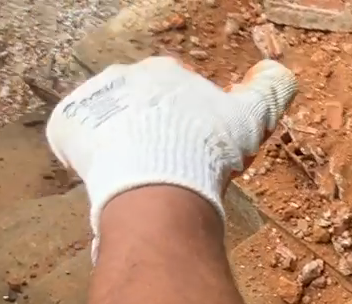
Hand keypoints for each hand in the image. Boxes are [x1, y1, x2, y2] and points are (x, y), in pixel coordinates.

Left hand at [47, 57, 296, 244]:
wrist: (159, 181)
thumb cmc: (207, 149)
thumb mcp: (250, 121)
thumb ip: (267, 95)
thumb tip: (284, 73)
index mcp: (167, 72)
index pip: (182, 92)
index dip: (196, 122)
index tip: (205, 148)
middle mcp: (124, 75)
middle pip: (144, 106)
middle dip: (159, 132)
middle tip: (178, 167)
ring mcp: (92, 100)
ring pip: (111, 123)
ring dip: (126, 146)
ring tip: (147, 179)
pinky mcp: (67, 128)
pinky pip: (79, 142)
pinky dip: (95, 160)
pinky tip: (117, 182)